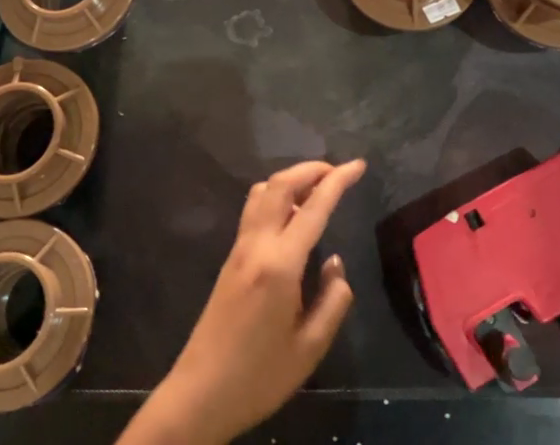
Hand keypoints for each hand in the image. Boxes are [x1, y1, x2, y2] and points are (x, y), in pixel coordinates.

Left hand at [121, 159, 366, 444]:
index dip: (338, 181)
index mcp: (279, 265)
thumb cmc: (260, 376)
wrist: (200, 393)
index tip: (359, 165)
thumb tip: (334, 264)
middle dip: (310, 169)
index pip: (313, 208)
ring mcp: (238, 251)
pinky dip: (276, 198)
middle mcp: (255, 247)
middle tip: (339, 172)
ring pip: (261, 194)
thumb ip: (333, 300)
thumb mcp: (311, 346)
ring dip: (290, 180)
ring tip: (318, 189)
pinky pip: (254, 212)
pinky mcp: (230, 261)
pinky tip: (293, 216)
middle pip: (279, 185)